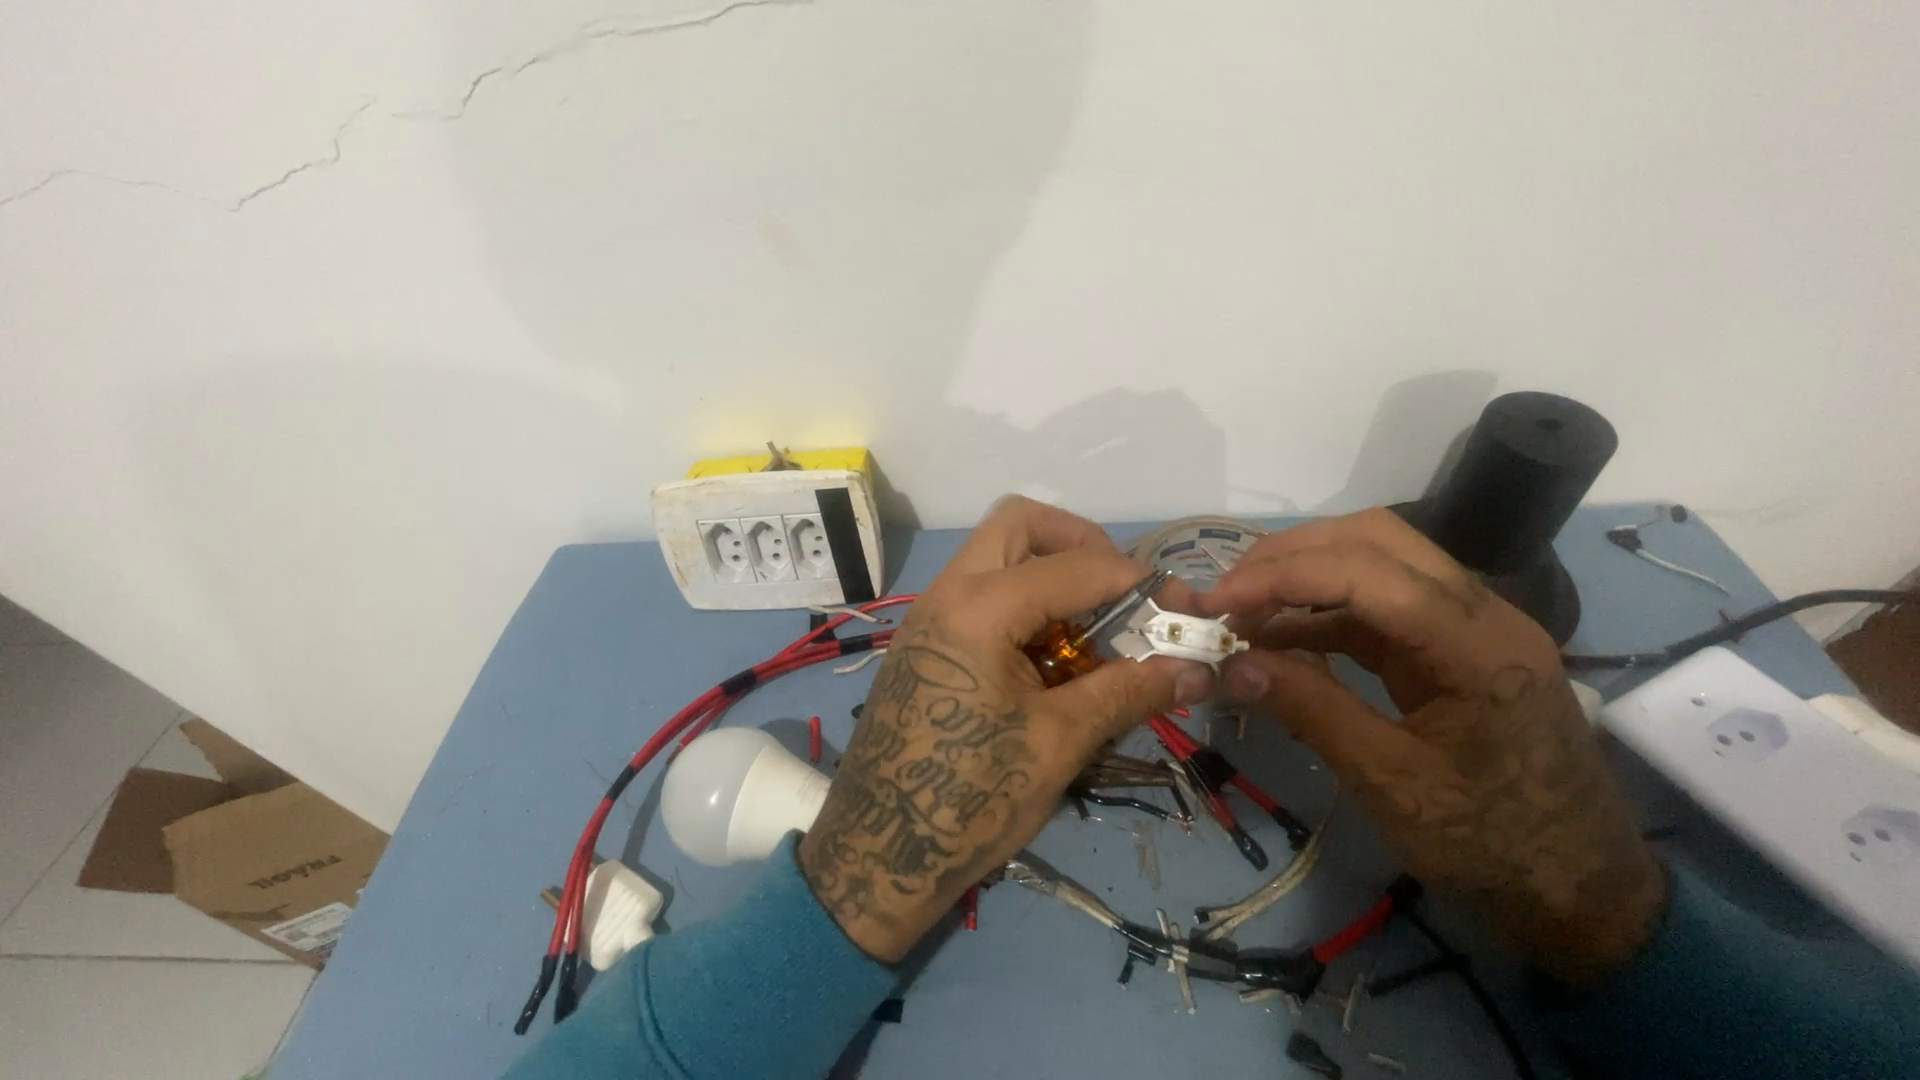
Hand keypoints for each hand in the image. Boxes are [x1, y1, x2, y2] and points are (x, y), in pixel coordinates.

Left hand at [798, 497, 1212, 962]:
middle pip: (1019, 524)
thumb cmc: (970, 798)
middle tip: (1120, 591)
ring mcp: (930, 615)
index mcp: (980, 609)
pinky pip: (981, 590)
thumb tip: (1196, 669)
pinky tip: (1053, 656)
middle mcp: (948, 593)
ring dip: (1051, 571)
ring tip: (1093, 627)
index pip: (1077, 566)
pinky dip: (1024, 601)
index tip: (1182, 609)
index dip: (1139, 582)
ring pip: (996, 554)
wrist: (880, 852)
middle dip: (1080, 543)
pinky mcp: (927, 642)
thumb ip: (1127, 692)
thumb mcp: (1058, 743)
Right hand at [1202, 509, 1664, 984]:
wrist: (1579, 892)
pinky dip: (1323, 613)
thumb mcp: (1390, 783)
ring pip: (1376, 563)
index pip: (1369, 572)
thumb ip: (1311, 710)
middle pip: (1375, 541)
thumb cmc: (1490, 845)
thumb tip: (1231, 664)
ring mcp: (1468, 627)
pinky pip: (1379, 608)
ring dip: (1304, 578)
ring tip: (1242, 614)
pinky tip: (1278, 639)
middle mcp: (1480, 613)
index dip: (1284, 575)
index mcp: (1478, 645)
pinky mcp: (1451, 649)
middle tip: (1227, 594)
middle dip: (1291, 556)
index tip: (1216, 602)